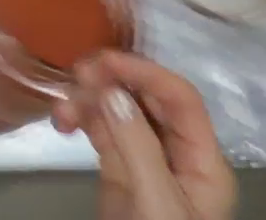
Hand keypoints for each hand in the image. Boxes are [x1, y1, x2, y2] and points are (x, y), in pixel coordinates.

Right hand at [53, 52, 236, 219]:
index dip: (145, 72)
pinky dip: (81, 118)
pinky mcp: (120, 172)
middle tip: (74, 75)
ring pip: (120, 110)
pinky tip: (61, 121)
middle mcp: (178, 156)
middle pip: (148, 98)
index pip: (181, 99)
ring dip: (88, 100)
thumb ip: (137, 147)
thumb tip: (113, 90)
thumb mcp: (156, 206)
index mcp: (203, 164)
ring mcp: (148, 163)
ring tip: (61, 108)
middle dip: (112, 80)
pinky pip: (101, 130)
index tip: (101, 60)